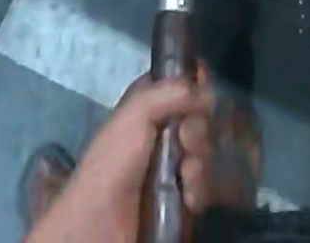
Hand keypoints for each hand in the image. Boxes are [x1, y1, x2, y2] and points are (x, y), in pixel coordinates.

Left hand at [25, 69, 212, 242]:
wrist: (100, 225)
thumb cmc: (114, 160)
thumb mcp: (136, 114)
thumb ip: (172, 92)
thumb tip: (209, 91)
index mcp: (150, 104)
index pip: (183, 83)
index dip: (197, 85)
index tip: (204, 93)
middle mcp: (164, 130)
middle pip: (200, 118)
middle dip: (199, 131)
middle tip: (186, 141)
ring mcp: (174, 164)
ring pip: (206, 152)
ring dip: (200, 163)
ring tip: (184, 176)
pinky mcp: (181, 197)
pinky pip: (205, 185)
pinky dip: (200, 189)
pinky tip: (187, 197)